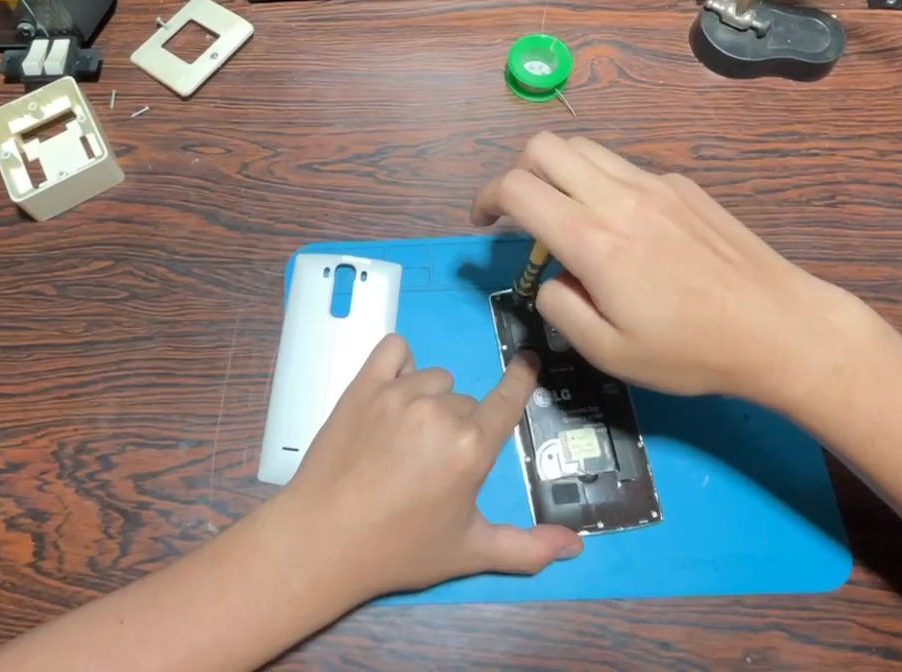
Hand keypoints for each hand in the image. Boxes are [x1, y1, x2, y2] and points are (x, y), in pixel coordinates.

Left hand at [274, 334, 580, 599]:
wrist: (324, 539)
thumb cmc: (400, 549)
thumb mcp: (469, 553)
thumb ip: (527, 547)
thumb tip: (577, 545)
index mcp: (471, 447)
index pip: (507, 401)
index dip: (520, 380)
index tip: (528, 361)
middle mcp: (440, 411)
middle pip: (465, 402)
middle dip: (458, 427)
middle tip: (431, 464)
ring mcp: (399, 393)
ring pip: (433, 379)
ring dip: (429, 399)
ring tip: (405, 438)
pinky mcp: (364, 384)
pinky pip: (394, 348)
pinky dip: (398, 362)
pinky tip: (392, 390)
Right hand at [470, 132, 872, 404]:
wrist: (781, 329)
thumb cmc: (692, 350)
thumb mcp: (610, 353)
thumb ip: (560, 307)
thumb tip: (550, 276)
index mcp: (593, 240)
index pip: (517, 188)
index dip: (485, 198)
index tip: (482, 221)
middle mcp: (617, 198)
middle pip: (543, 147)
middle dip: (516, 173)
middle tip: (519, 214)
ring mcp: (653, 184)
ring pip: (582, 148)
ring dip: (556, 171)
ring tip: (565, 215)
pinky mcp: (680, 185)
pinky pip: (621, 167)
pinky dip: (599, 184)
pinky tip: (623, 228)